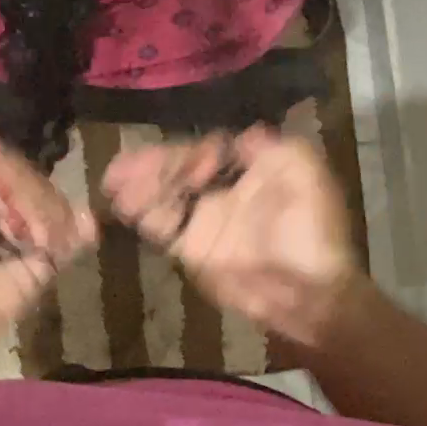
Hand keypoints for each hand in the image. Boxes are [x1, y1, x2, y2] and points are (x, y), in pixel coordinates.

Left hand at [0, 118, 95, 357]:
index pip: (10, 163)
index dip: (16, 176)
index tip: (7, 195)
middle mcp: (3, 205)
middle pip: (37, 184)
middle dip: (35, 200)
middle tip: (19, 227)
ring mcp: (26, 234)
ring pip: (57, 208)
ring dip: (53, 218)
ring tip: (38, 242)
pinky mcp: (43, 262)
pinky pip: (71, 239)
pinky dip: (82, 230)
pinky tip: (86, 227)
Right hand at [103, 126, 360, 344]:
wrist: (307, 292)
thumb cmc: (313, 232)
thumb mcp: (306, 174)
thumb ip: (274, 149)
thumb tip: (245, 133)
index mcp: (248, 170)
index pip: (208, 150)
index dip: (194, 153)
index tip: (193, 163)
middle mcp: (222, 190)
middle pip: (178, 171)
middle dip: (150, 167)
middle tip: (119, 167)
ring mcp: (205, 221)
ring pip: (165, 196)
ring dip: (139, 188)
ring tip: (113, 184)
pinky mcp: (193, 250)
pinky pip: (163, 228)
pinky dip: (144, 216)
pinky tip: (124, 208)